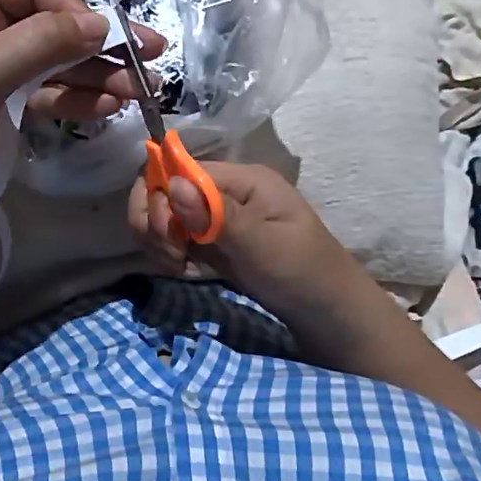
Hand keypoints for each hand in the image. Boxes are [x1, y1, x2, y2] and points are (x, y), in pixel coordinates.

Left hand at [0, 0, 163, 203]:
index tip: (98, 36)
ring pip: (59, 62)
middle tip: (153, 55)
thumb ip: (43, 42)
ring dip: (100, 74)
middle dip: (101, 42)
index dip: (70, 5)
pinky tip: (109, 106)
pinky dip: (80, 98)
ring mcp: (0, 68)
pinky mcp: (8, 104)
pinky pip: (52, 92)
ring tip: (141, 91)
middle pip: (55, 24)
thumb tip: (101, 24)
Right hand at [128, 161, 353, 315]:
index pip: (177, 170)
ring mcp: (213, 213)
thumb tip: (174, 185)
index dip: (162, 200)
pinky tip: (183, 270)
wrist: (325, 311)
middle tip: (173, 258)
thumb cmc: (303, 273)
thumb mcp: (263, 246)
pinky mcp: (207, 237)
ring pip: (160, 212)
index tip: (172, 240)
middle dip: (155, 222)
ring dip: (157, 239)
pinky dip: (166, 252)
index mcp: (241, 178)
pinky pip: (170, 234)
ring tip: (178, 267)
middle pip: (161, 187)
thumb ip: (218, 215)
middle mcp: (222, 189)